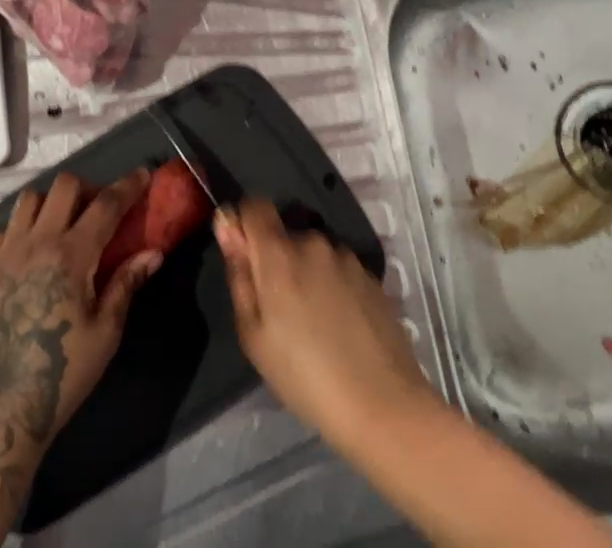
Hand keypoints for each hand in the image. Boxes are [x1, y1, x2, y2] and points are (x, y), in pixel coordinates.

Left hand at [0, 169, 164, 446]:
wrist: (7, 405)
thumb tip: (153, 253)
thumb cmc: (66, 370)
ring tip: (65, 227)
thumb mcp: (107, 330)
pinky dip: (24, 230)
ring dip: (52, 204)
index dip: (127, 186)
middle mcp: (34, 243)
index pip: (105, 206)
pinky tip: (33, 255)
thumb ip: (126, 283)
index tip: (142, 174)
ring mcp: (3, 254)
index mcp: (70, 255)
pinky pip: (4, 231)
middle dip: (88, 189)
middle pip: (63, 188)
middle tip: (101, 210)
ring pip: (28, 201)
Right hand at [215, 200, 436, 444]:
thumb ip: (240, 276)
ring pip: (314, 256)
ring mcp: (349, 261)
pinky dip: (333, 290)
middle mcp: (315, 246)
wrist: (382, 404)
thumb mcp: (253, 335)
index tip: (242, 255)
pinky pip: (340, 273)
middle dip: (276, 262)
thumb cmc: (304, 375)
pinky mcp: (374, 280)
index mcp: (280, 255)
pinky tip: (339, 329)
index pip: (255, 208)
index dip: (244, 224)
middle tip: (277, 312)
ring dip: (307, 276)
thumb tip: (229, 231)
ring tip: (312, 325)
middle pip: (285, 237)